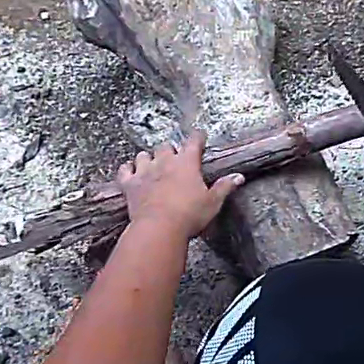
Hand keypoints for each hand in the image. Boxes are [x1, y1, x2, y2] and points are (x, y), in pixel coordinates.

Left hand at [117, 133, 243, 238]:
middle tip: (174, 159)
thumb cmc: (189, 215)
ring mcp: (144, 171)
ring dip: (148, 158)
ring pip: (143, 155)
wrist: (159, 227)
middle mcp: (164, 161)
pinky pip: (124, 170)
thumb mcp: (212, 202)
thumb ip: (224, 187)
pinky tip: (130, 171)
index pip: (193, 141)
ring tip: (151, 164)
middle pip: (165, 146)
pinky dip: (127, 169)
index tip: (200, 136)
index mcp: (187, 163)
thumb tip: (239, 177)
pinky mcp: (130, 184)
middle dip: (170, 150)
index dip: (197, 137)